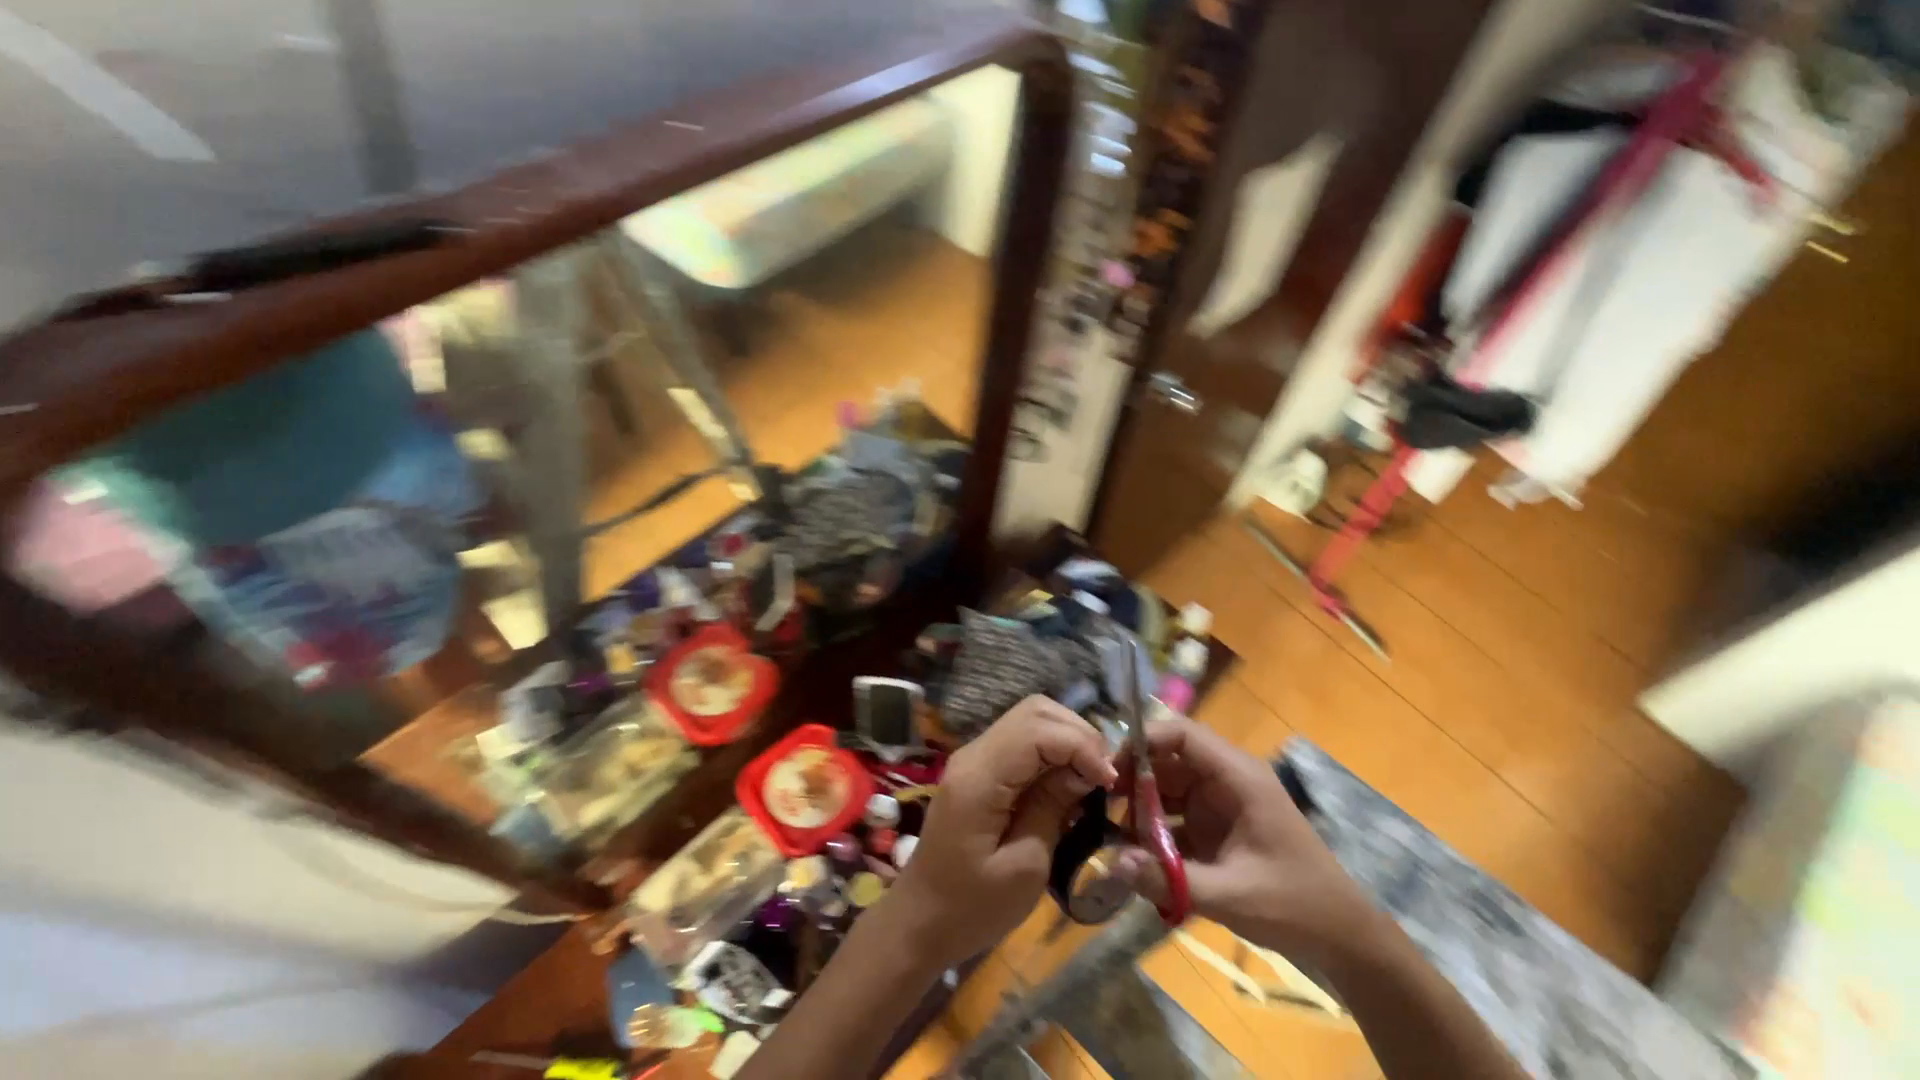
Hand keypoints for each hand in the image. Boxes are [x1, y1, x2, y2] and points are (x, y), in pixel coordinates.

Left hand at [883, 696, 1115, 968]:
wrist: (920, 923)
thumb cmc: (971, 908)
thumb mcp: (1025, 868)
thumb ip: (1053, 809)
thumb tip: (1086, 772)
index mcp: (979, 778)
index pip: (1037, 730)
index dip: (1081, 746)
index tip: (1110, 783)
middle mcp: (974, 755)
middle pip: (1034, 711)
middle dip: (1078, 735)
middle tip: (1104, 778)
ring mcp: (974, 760)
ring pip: (1030, 721)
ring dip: (1068, 741)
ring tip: (1092, 781)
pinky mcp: (980, 773)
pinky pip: (1022, 744)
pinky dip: (1053, 753)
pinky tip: (1070, 785)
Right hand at [1113, 718, 1377, 964]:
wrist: (1340, 937)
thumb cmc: (1294, 905)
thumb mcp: (1232, 895)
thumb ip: (1171, 880)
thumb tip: (1113, 863)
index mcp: (1239, 779)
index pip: (1184, 735)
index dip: (1144, 741)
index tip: (1109, 769)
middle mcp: (1226, 783)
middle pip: (1168, 762)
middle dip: (1133, 781)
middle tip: (1099, 808)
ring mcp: (1220, 808)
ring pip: (1166, 792)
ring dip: (1139, 811)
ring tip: (1110, 838)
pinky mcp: (1214, 832)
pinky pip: (1173, 820)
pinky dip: (1152, 836)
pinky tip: (1133, 861)